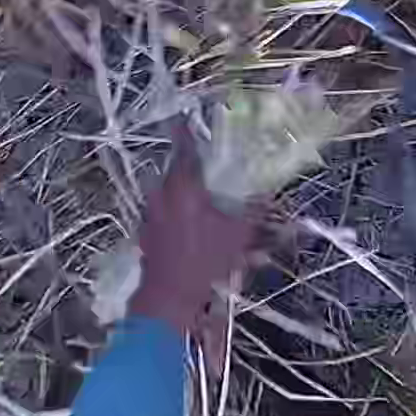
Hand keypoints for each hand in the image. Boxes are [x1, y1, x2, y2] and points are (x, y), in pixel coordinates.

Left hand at [129, 124, 255, 331]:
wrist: (169, 297)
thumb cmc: (204, 260)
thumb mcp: (237, 235)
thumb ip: (254, 211)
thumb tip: (269, 193)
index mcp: (184, 187)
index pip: (184, 149)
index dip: (186, 132)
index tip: (186, 119)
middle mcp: (162, 193)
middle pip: (174, 169)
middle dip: (188, 165)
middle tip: (203, 165)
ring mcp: (150, 212)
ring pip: (165, 190)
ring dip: (179, 188)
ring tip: (197, 195)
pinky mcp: (145, 230)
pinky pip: (159, 209)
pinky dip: (172, 208)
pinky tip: (186, 221)